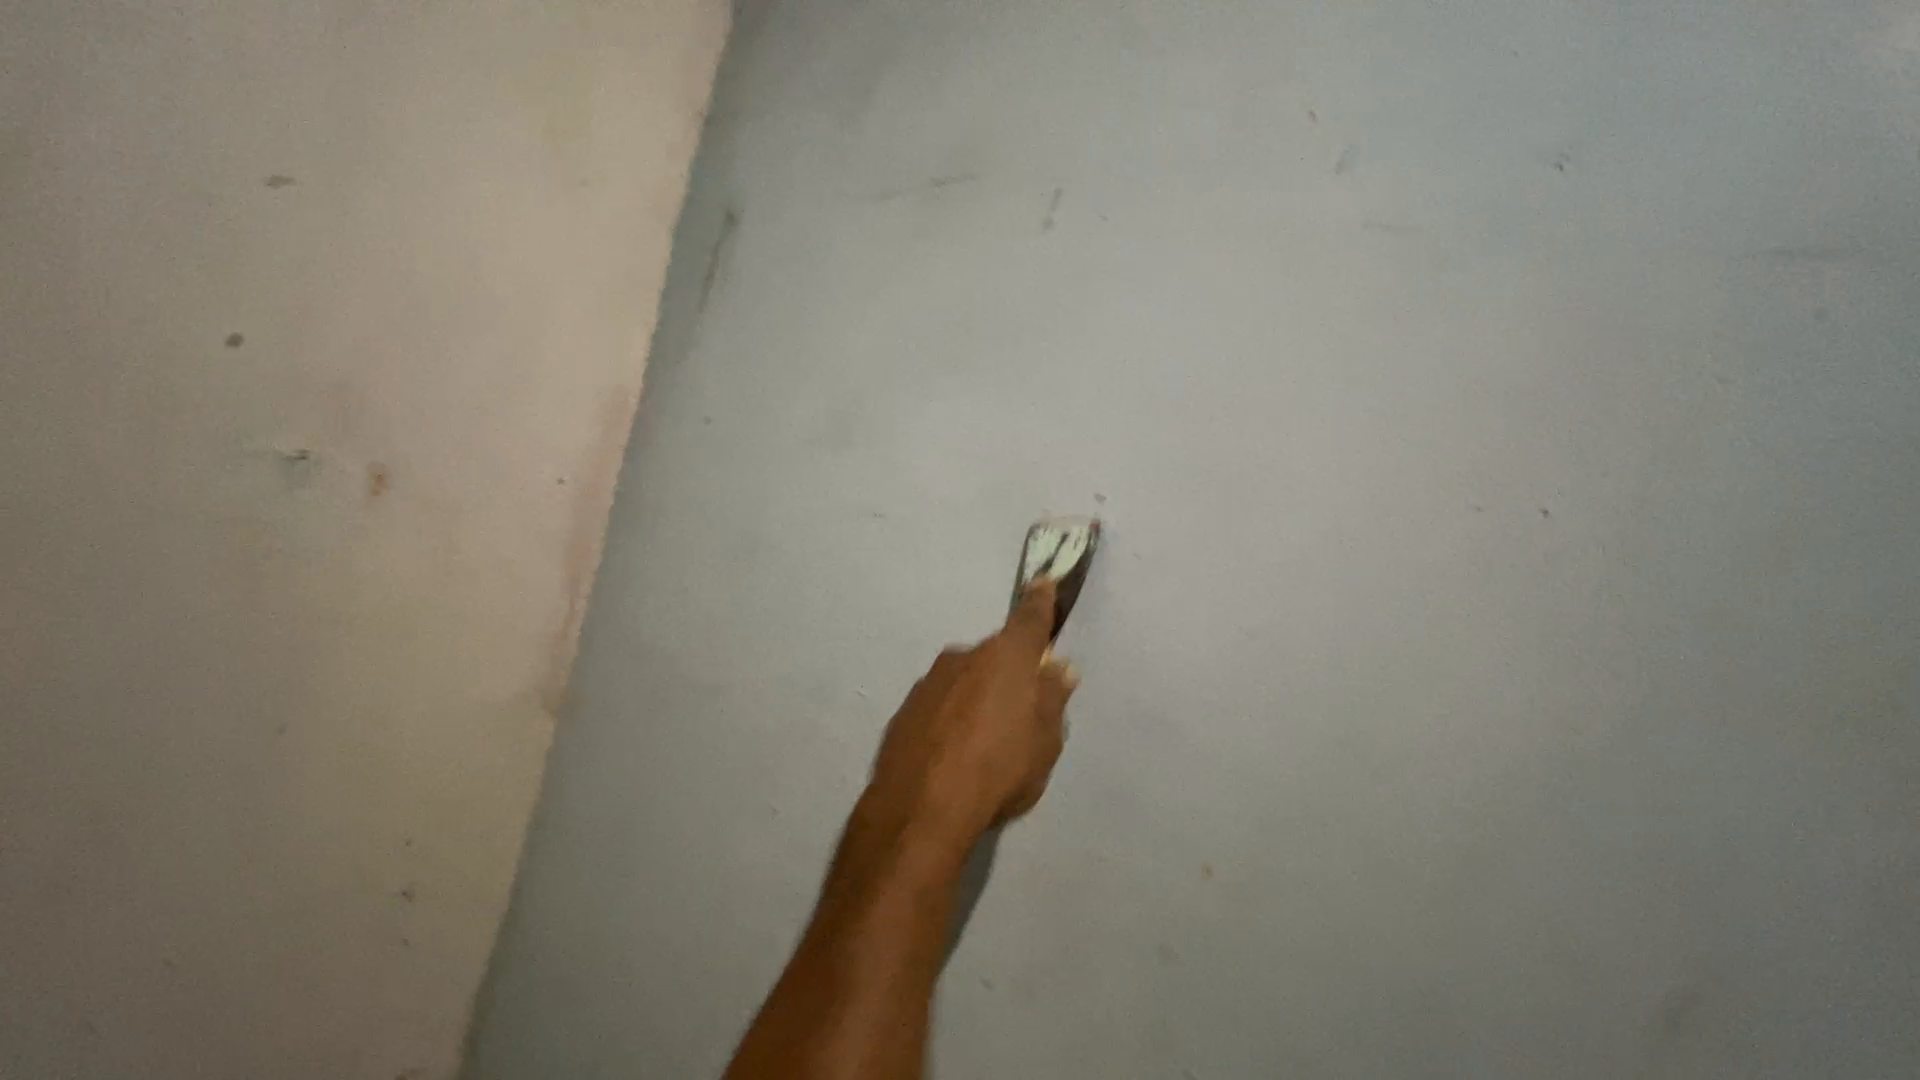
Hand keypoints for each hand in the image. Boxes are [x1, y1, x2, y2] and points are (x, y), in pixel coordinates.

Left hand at [867, 581, 1078, 847]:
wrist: (921, 807)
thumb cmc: (999, 769)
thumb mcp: (1044, 742)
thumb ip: (1052, 699)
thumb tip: (1058, 668)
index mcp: (1008, 657)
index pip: (1030, 619)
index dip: (1041, 602)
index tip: (1043, 583)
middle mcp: (965, 656)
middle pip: (996, 656)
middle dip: (1008, 673)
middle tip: (1018, 713)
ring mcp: (929, 681)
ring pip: (964, 679)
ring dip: (975, 697)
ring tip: (982, 743)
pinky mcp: (904, 710)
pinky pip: (938, 704)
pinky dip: (948, 718)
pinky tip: (951, 753)